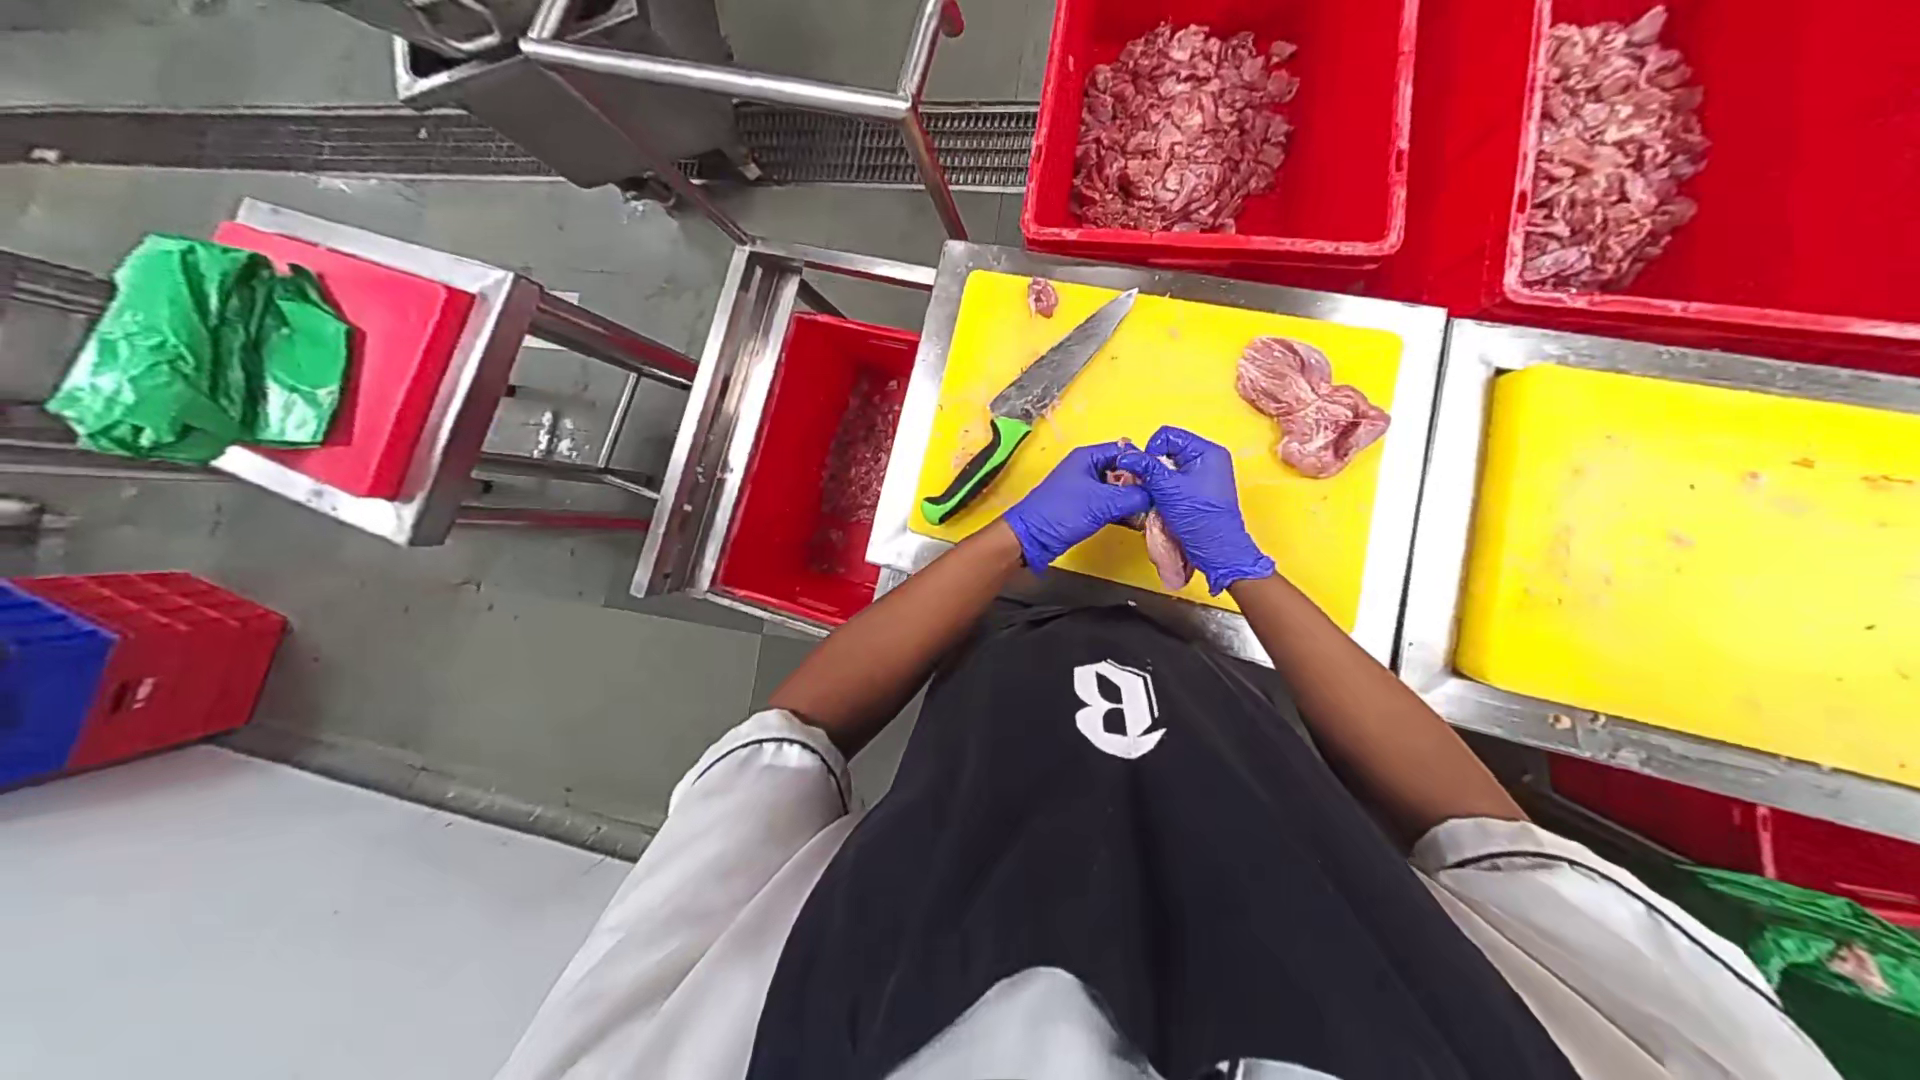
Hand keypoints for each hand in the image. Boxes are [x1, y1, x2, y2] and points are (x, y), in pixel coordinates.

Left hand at [1003, 441, 1150, 570]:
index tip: (1161, 478)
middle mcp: (1088, 468)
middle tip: (1159, 497)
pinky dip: (1123, 511)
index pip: (1125, 450)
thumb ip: (1133, 496)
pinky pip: (1110, 504)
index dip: (1143, 462)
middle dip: (1141, 483)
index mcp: (1088, 457)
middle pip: (1123, 470)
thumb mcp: (1102, 503)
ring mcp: (1086, 489)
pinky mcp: (1085, 507)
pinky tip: (1137, 522)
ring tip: (1152, 511)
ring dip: (1133, 499)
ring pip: (1118, 489)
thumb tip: (1157, 494)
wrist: (1032, 538)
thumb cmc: (1063, 512)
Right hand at [1115, 425, 1275, 593]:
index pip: (1168, 435)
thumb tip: (1127, 455)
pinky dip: (1163, 491)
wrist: (1216, 550)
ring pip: (1168, 468)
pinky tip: (1163, 504)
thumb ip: (1146, 467)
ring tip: (1158, 497)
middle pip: (1167, 450)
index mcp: (1207, 452)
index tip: (1147, 470)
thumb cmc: (1201, 519)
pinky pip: (1173, 482)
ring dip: (1157, 481)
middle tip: (1151, 485)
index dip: (1151, 450)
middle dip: (1153, 467)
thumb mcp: (1167, 489)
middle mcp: (1207, 460)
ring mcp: (1203, 477)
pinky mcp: (1197, 492)